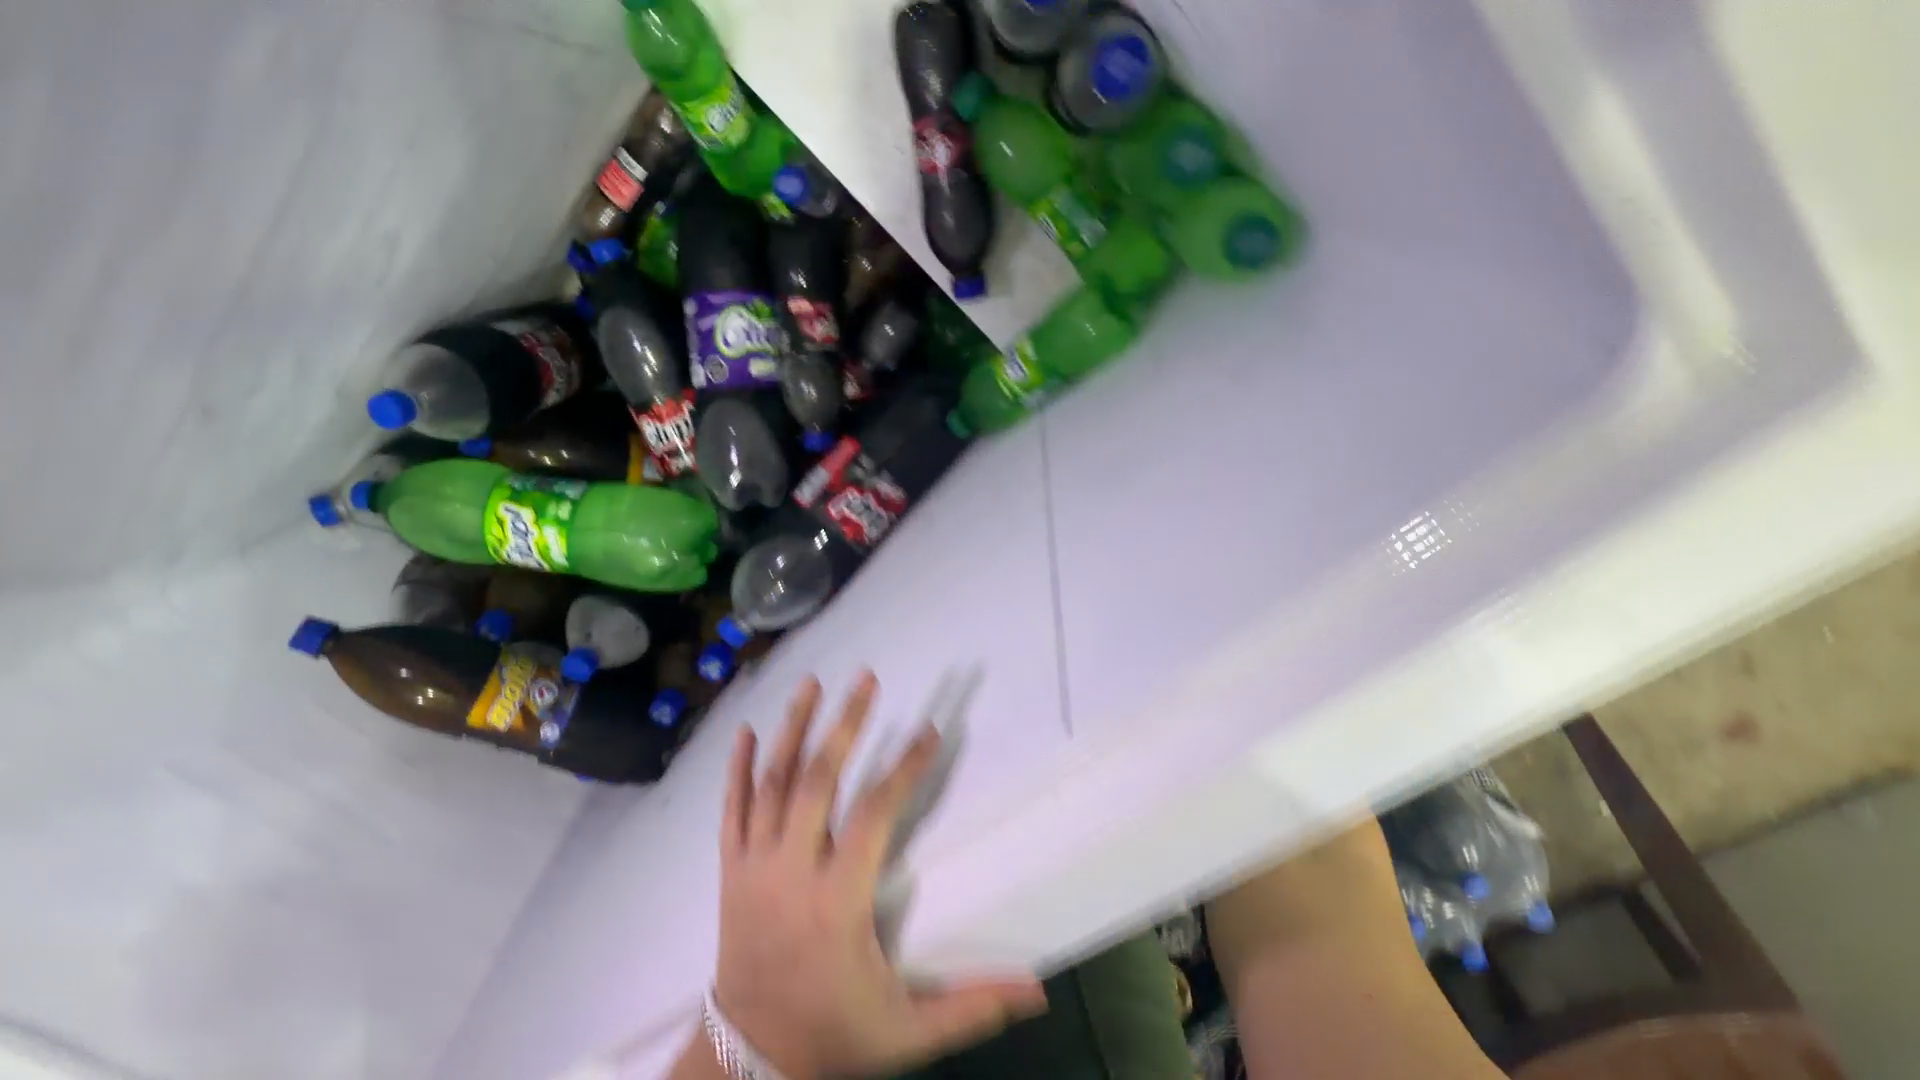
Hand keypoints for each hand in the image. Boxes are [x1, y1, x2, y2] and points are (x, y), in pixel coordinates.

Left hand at [710, 671, 1046, 1079]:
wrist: (745, 1060)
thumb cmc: (831, 1033)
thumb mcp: (907, 1031)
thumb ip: (972, 1006)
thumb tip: (1039, 992)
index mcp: (838, 899)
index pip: (875, 816)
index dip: (904, 770)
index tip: (930, 732)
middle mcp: (792, 870)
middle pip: (817, 781)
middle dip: (844, 724)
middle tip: (866, 679)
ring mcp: (754, 867)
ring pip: (771, 784)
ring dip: (792, 730)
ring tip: (811, 683)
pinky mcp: (729, 872)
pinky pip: (730, 811)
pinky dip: (738, 770)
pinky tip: (746, 732)